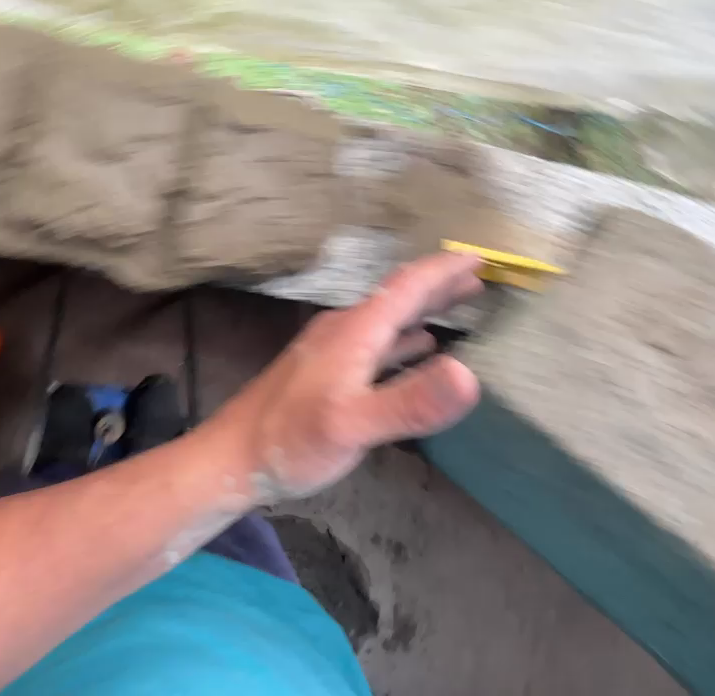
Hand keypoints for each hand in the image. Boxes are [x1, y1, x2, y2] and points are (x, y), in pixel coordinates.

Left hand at [194, 252, 483, 501]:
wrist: (234, 456)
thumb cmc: (292, 439)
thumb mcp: (354, 424)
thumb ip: (410, 402)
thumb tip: (470, 374)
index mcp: (354, 331)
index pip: (405, 287)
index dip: (443, 271)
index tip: (479, 257)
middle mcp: (345, 331)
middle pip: (398, 298)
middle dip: (438, 285)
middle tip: (480, 278)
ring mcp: (334, 351)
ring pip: (388, 320)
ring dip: (424, 311)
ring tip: (459, 306)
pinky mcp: (329, 373)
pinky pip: (378, 345)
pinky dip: (406, 340)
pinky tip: (419, 351)